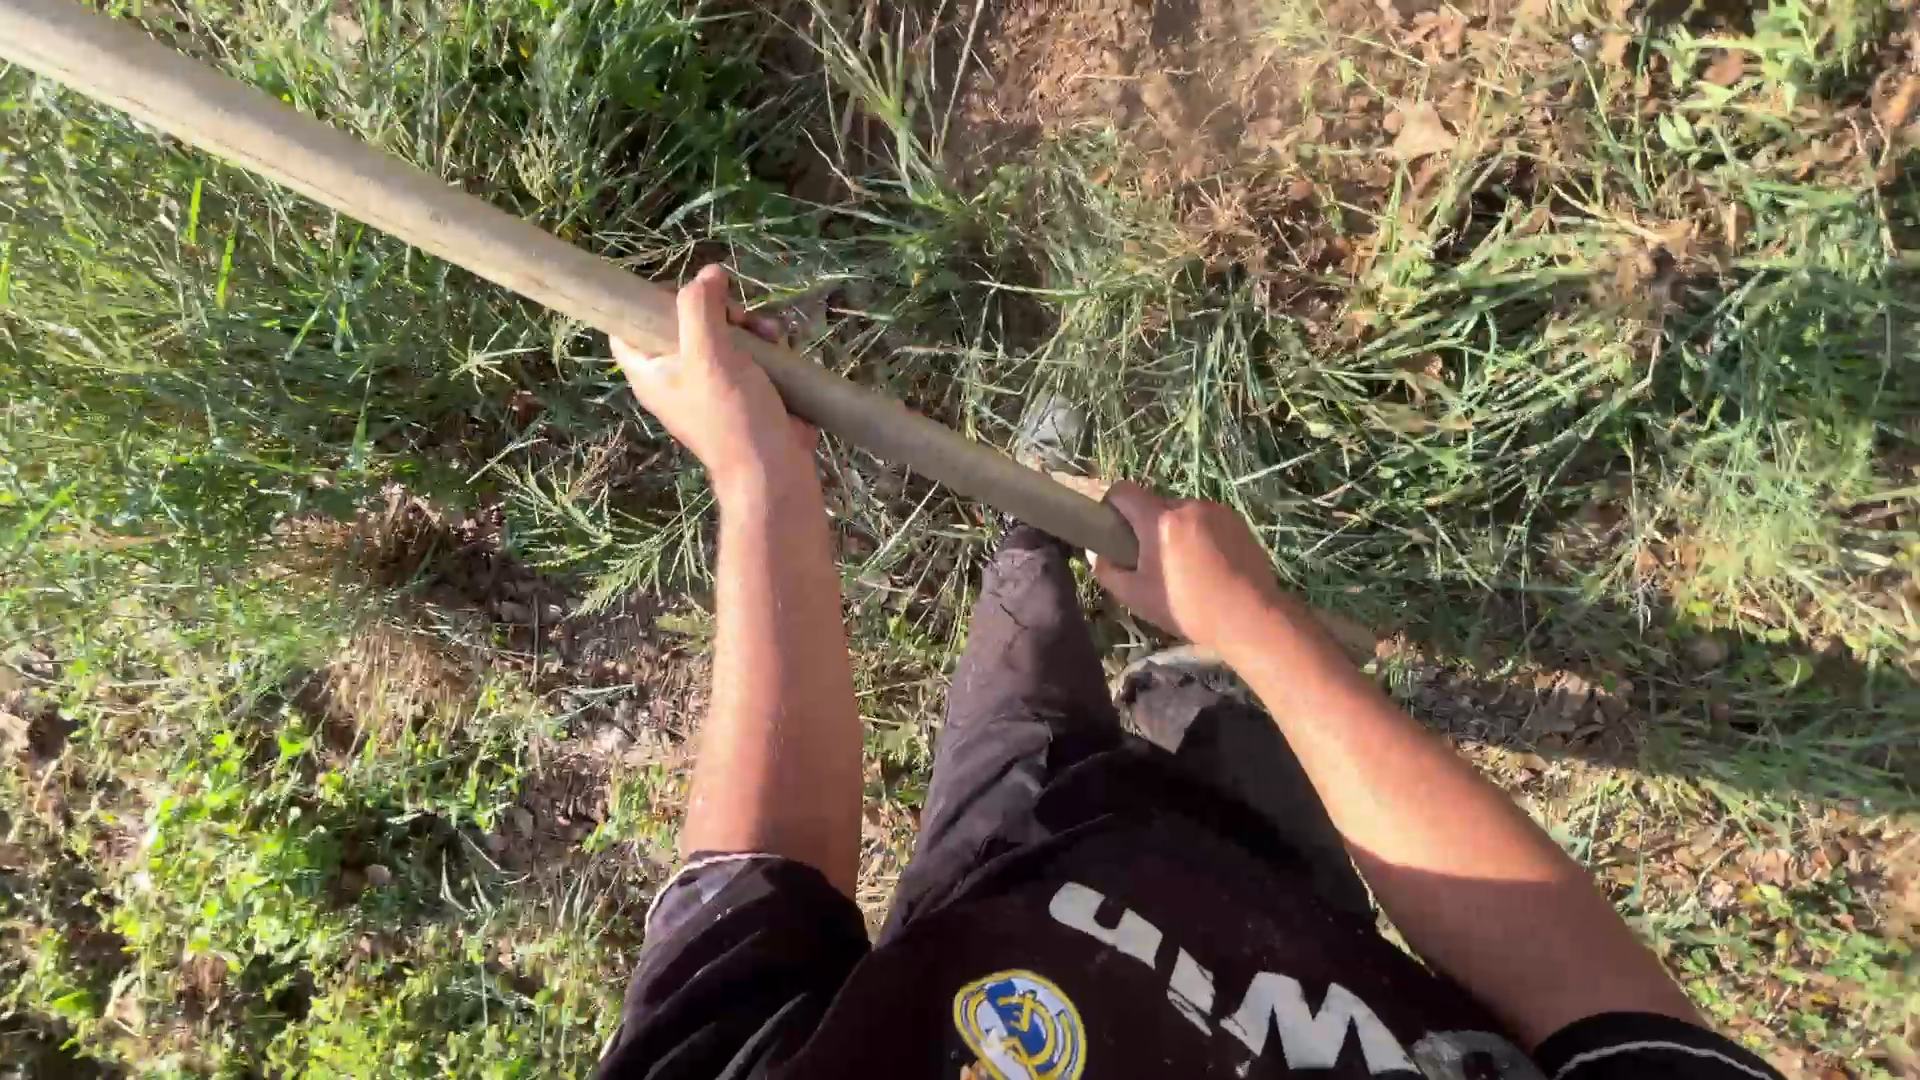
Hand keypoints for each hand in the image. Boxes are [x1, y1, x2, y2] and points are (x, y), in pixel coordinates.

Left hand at [612, 265, 815, 502]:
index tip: (684, 291)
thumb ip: (701, 308)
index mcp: (652, 372)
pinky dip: (766, 345)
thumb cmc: (733, 416)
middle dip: (717, 310)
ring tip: (769, 332)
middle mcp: (678, 377)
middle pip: (685, 323)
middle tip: (736, 314)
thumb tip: (710, 273)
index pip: (628, 325)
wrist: (775, 470)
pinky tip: (781, 344)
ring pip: (724, 335)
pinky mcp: (747, 391)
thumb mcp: (710, 355)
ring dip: (749, 326)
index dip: (649, 300)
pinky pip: (751, 355)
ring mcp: (714, 385)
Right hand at [1093, 481, 1285, 649]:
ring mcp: (1216, 510)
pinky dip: (1198, 534)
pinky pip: (1205, 519)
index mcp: (1160, 521)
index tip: (1113, 529)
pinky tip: (1207, 565)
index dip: (1111, 505)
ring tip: (1184, 566)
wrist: (1251, 618)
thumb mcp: (1137, 597)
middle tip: (1150, 560)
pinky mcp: (1237, 520)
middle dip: (1146, 526)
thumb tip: (1097, 555)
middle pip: (1154, 504)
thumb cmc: (1188, 609)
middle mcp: (1187, 506)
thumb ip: (1108, 572)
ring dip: (1174, 530)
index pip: (1123, 491)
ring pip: (1181, 513)